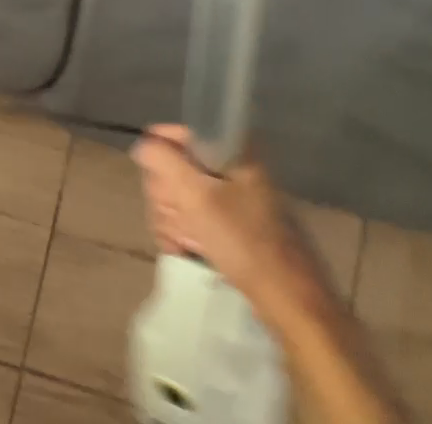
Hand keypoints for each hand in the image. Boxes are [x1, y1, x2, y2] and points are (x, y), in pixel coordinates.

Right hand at [130, 124, 332, 319]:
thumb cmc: (244, 241)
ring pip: (176, 194)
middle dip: (166, 196)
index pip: (176, 134)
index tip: (159, 181)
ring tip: (186, 239)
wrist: (288, 298)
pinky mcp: (229, 224)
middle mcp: (231, 169)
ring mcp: (230, 198)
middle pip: (172, 167)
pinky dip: (181, 232)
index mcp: (232, 152)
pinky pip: (188, 217)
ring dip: (171, 218)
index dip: (159, 155)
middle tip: (179, 215)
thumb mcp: (197, 195)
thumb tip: (143, 146)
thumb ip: (164, 161)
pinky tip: (186, 248)